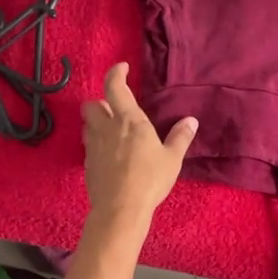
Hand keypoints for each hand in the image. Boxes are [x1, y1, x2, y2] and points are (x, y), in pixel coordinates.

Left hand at [80, 63, 196, 233]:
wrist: (120, 209)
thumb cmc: (149, 180)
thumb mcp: (172, 159)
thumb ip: (180, 137)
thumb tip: (191, 121)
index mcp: (129, 120)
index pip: (114, 86)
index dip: (116, 73)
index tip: (122, 69)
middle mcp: (107, 128)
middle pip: (91, 105)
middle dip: (101, 103)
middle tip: (115, 110)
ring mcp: (94, 146)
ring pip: (86, 124)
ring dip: (96, 122)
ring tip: (111, 131)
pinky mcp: (88, 163)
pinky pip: (88, 145)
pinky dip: (96, 143)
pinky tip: (109, 154)